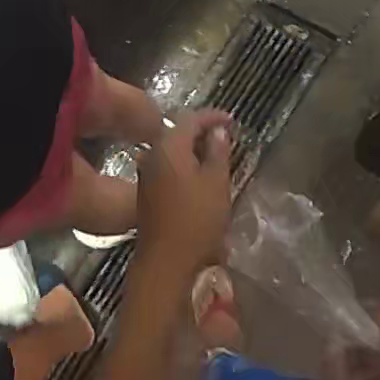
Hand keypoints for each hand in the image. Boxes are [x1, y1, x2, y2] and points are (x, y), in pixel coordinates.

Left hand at [134, 109, 233, 287]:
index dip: (213, 117)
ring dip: (194, 149)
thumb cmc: (197, 219)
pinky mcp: (148, 194)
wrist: (167, 263)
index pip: (191, 119)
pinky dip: (186, 165)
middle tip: (227, 136)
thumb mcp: (217, 181)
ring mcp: (147, 176)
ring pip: (173, 151)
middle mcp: (152, 156)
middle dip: (203, 132)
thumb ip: (218, 151)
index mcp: (169, 148)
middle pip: (178, 133)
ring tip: (218, 154)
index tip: (233, 120)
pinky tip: (202, 175)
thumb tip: (218, 130)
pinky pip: (169, 167)